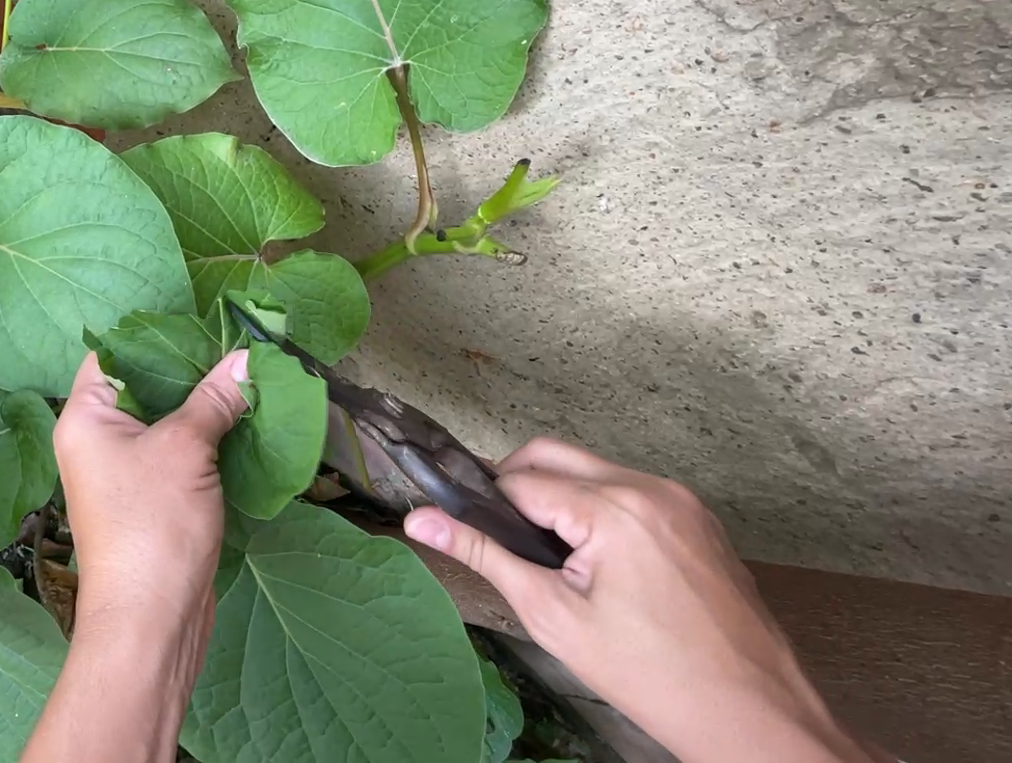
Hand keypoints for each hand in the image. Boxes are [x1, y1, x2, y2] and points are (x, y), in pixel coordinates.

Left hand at [20, 350, 249, 762]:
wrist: (151, 621)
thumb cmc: (152, 525)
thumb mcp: (185, 449)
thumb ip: (214, 397)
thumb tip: (247, 355)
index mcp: (85, 416)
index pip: (114, 352)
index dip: (154, 332)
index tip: (198, 317)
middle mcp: (98, 437)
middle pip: (145, 384)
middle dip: (189, 367)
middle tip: (234, 343)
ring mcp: (125, 468)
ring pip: (167, 419)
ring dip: (204, 403)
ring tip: (248, 372)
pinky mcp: (152, 495)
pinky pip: (179, 450)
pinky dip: (208, 435)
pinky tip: (245, 418)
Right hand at [403, 438, 884, 762]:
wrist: (759, 722)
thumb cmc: (650, 675)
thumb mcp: (551, 613)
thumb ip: (481, 554)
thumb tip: (418, 520)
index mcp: (615, 510)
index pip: (520, 481)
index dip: (488, 505)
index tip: (479, 535)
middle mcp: (650, 488)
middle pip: (551, 454)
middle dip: (515, 483)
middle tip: (506, 537)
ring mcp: (680, 499)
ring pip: (587, 466)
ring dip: (556, 492)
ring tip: (550, 552)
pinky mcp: (697, 516)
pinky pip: (624, 485)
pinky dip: (594, 503)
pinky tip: (593, 553)